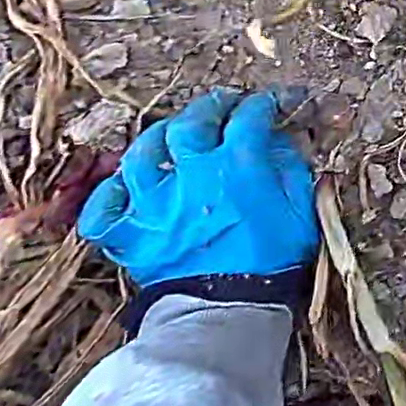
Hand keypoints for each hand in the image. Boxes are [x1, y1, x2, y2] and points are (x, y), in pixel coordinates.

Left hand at [80, 90, 317, 285]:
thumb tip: (281, 140)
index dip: (267, 102)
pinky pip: (104, 205)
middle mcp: (191, 174)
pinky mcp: (126, 233)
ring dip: (161, 134)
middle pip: (191, 122)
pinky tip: (130, 182)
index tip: (278, 100)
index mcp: (239, 165)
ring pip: (142, 152)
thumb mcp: (301, 203)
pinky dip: (113, 189)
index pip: (250, 116)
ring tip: (176, 130)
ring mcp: (152, 203)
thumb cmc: (275, 253)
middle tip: (226, 102)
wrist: (231, 305)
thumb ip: (291, 165)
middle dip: (213, 105)